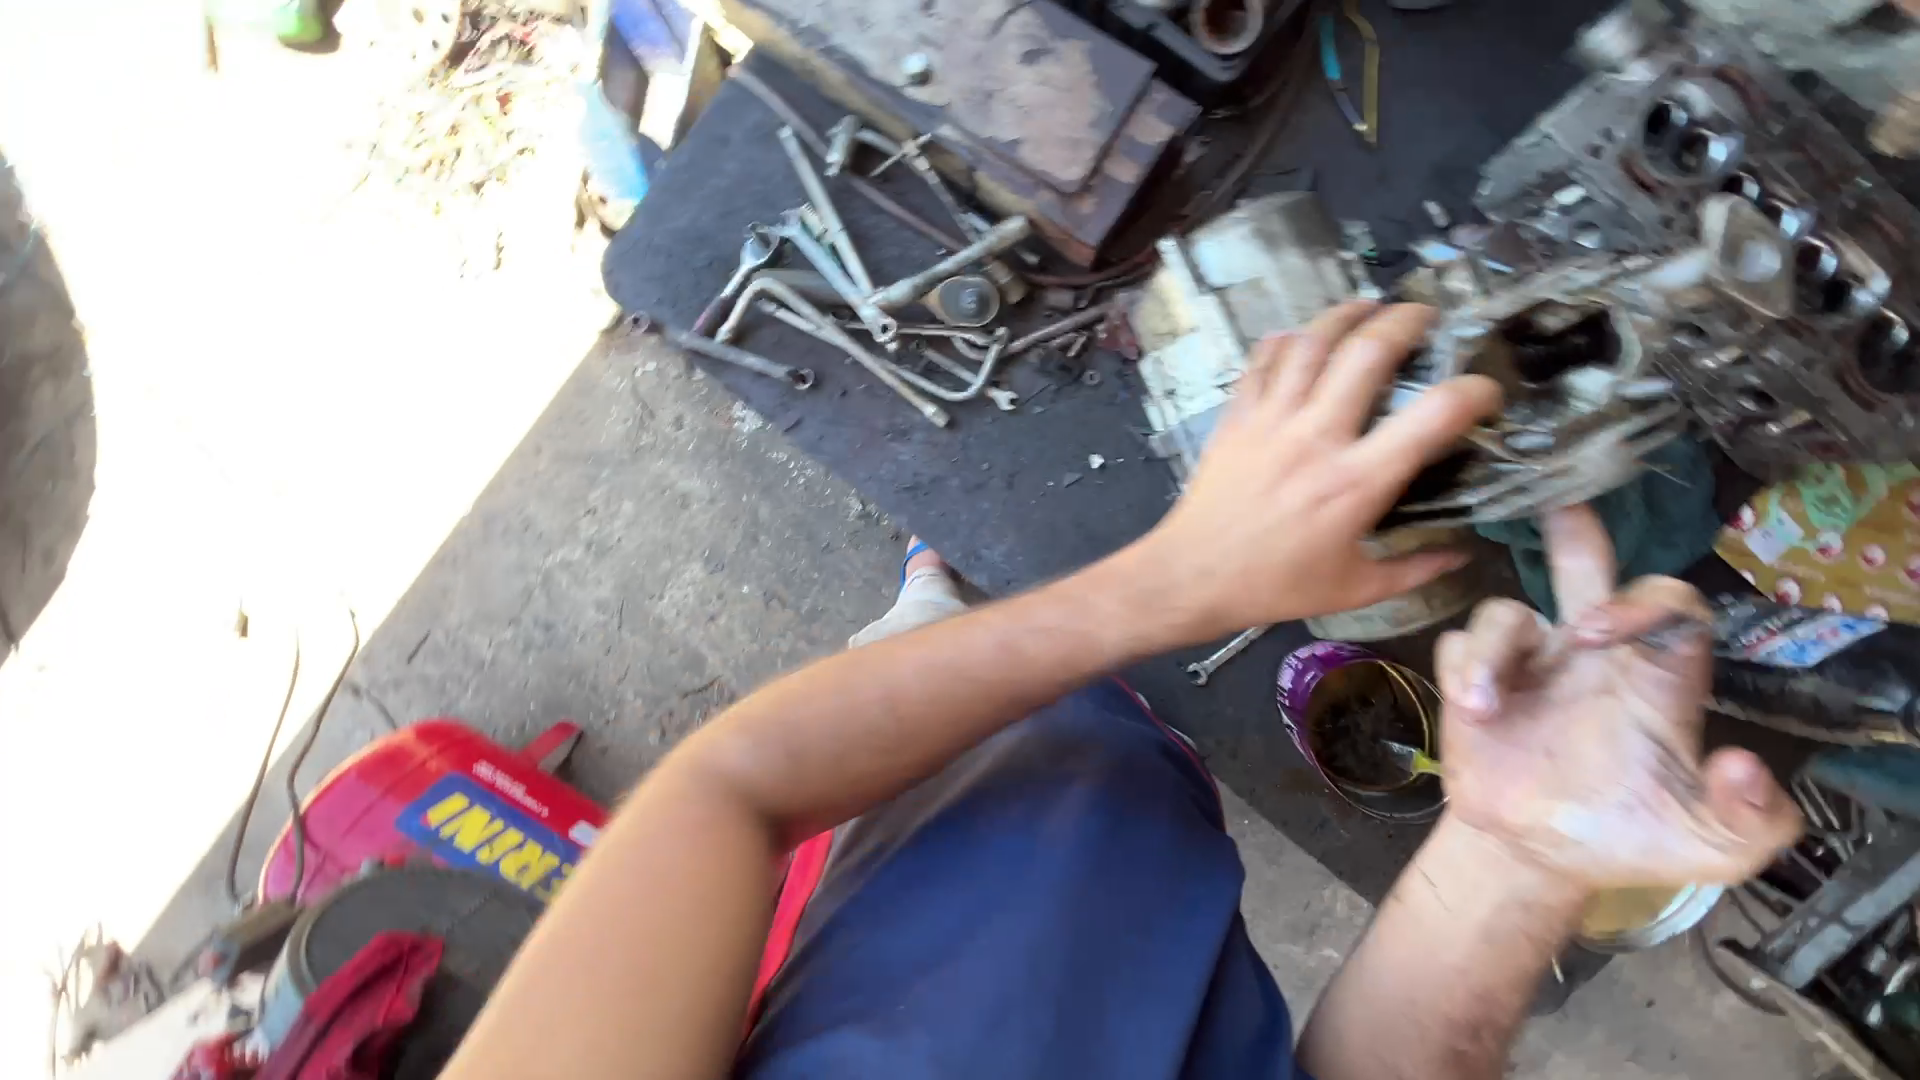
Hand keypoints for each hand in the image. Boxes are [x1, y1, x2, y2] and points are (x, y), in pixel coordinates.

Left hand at [1131, 301, 1501, 641]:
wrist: (1191, 575)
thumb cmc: (1274, 586)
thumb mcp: (1354, 589)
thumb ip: (1414, 569)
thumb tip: (1461, 554)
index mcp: (1358, 481)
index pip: (1435, 413)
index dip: (1474, 390)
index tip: (1486, 389)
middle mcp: (1317, 438)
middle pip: (1368, 353)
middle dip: (1405, 321)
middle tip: (1423, 316)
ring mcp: (1270, 422)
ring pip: (1310, 344)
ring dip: (1344, 315)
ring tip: (1367, 306)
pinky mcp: (1235, 419)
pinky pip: (1260, 363)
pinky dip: (1283, 341)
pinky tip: (1299, 336)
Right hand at [1434, 505, 1802, 888]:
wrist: (1537, 851)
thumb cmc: (1631, 838)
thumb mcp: (1714, 845)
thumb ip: (1753, 815)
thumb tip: (1738, 761)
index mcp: (1654, 678)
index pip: (1668, 607)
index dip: (1641, 601)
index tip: (1600, 634)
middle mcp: (1587, 656)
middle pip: (1583, 573)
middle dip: (1574, 537)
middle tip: (1556, 505)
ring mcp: (1524, 665)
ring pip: (1502, 613)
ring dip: (1488, 651)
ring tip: (1479, 703)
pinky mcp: (1467, 680)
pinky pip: (1455, 647)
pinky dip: (1459, 670)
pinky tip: (1470, 711)